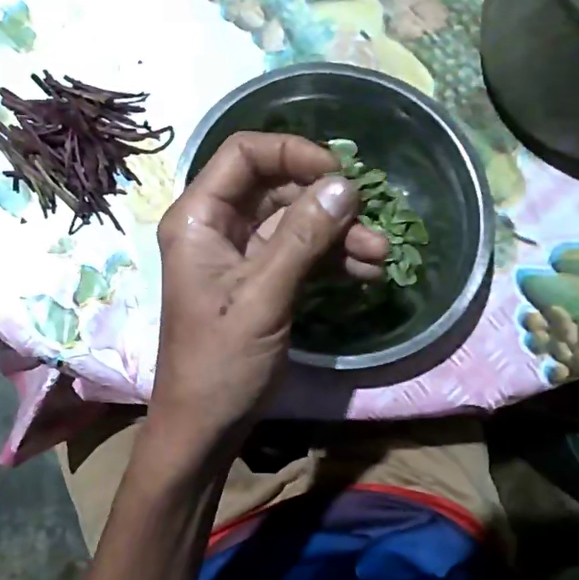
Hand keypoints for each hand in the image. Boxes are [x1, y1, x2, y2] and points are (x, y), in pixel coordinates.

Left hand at [150, 133, 387, 455]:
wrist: (205, 426)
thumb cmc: (221, 361)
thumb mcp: (263, 296)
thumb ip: (302, 237)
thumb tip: (346, 185)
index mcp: (199, 217)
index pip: (243, 154)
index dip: (293, 153)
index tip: (340, 174)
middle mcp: (216, 226)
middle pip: (276, 186)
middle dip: (325, 201)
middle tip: (370, 221)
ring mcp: (239, 254)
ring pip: (294, 222)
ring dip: (338, 234)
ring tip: (380, 256)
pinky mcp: (260, 280)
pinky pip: (299, 253)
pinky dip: (330, 259)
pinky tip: (367, 274)